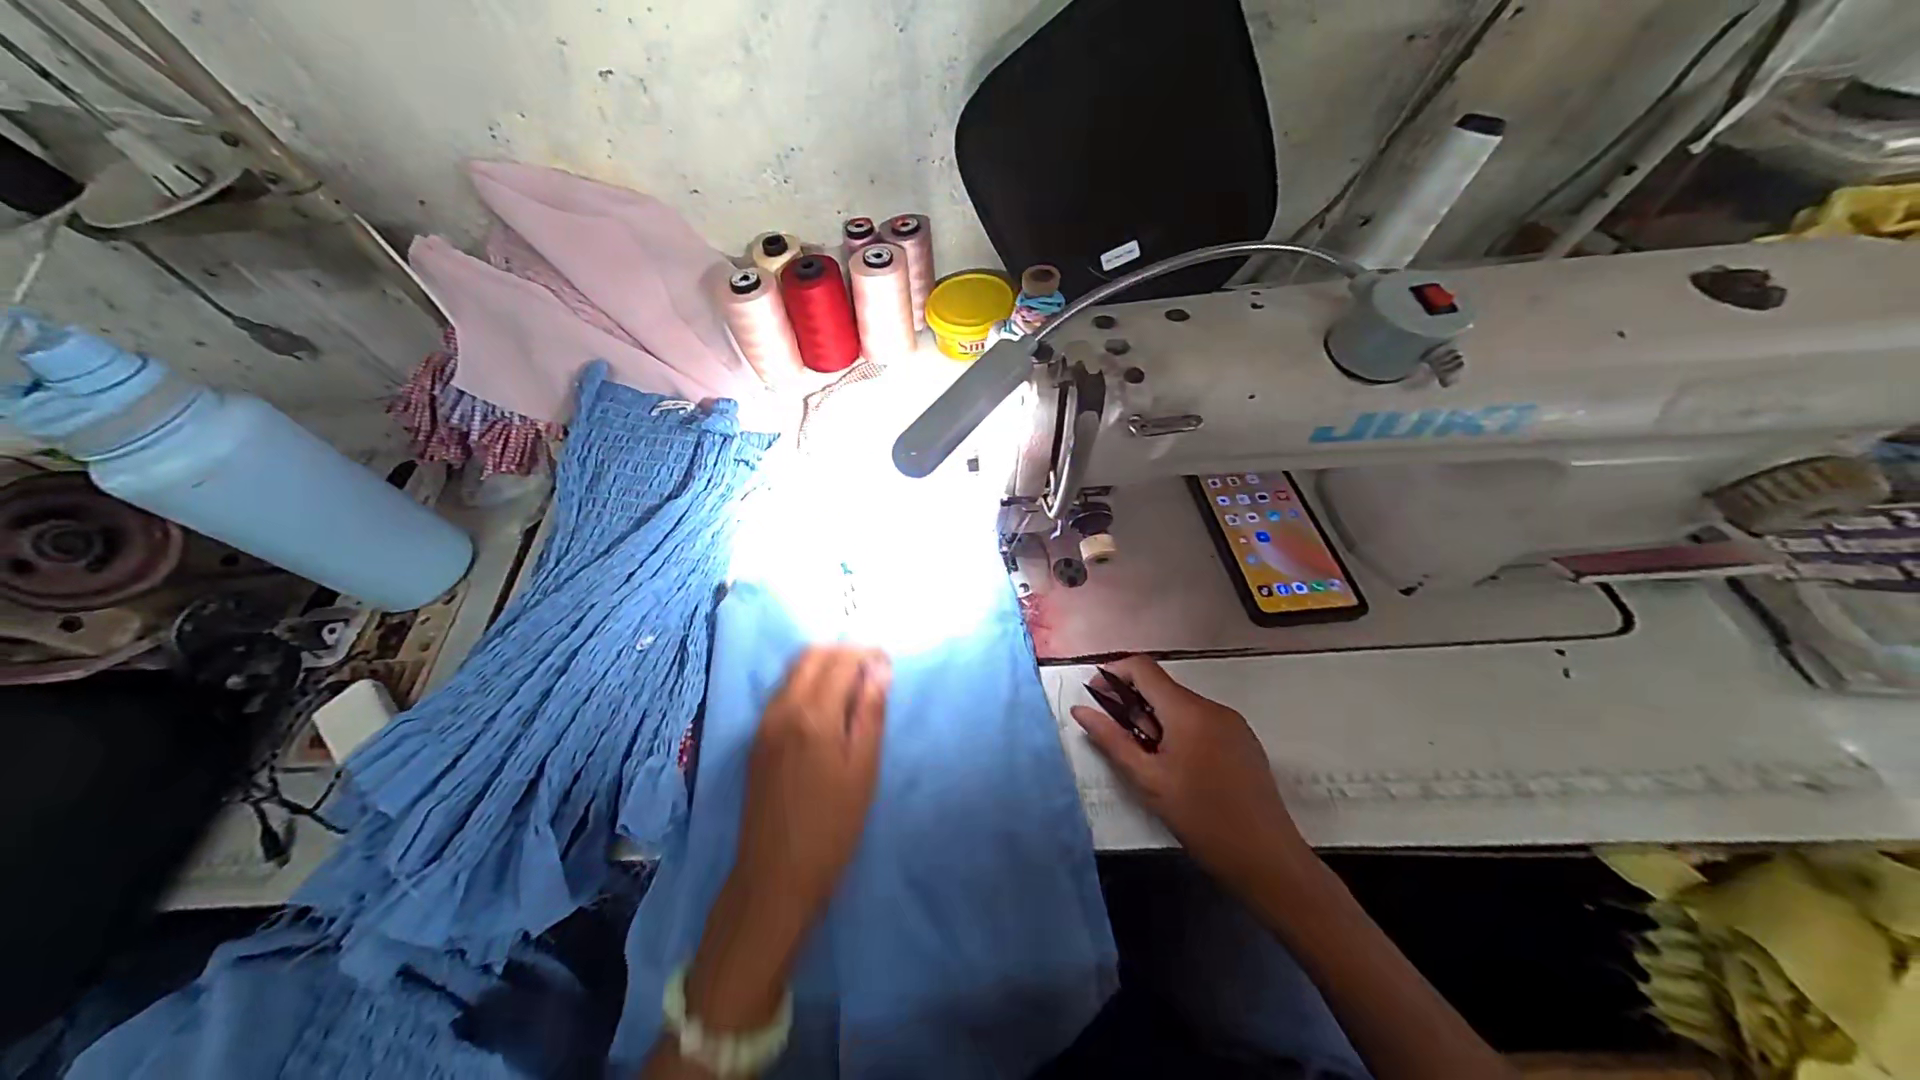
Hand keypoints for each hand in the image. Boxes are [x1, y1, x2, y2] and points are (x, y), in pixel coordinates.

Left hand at [735, 644, 890, 919]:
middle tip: (872, 671)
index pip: (841, 660)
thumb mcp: (864, 770)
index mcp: (813, 714)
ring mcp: (764, 722)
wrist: (776, 874)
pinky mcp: (757, 738)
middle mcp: (782, 708)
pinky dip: (807, 683)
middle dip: (844, 652)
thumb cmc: (833, 825)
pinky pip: (783, 691)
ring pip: (794, 670)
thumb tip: (880, 669)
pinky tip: (826, 708)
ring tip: (853, 687)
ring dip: (824, 664)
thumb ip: (870, 713)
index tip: (888, 664)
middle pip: (812, 655)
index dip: (867, 654)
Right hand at [1071, 655, 1309, 891]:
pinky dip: (1179, 730)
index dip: (1113, 673)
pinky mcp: (1243, 740)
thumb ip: (1111, 740)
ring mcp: (1232, 723)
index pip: (1143, 667)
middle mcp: (1212, 707)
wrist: (1267, 858)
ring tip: (1147, 760)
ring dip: (1155, 719)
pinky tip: (1177, 767)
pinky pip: (1201, 721)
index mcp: (1188, 711)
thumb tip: (1081, 710)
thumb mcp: (1148, 781)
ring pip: (1181, 706)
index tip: (1094, 696)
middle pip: (1162, 688)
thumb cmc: (1201, 819)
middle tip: (1116, 738)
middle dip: (1133, 703)